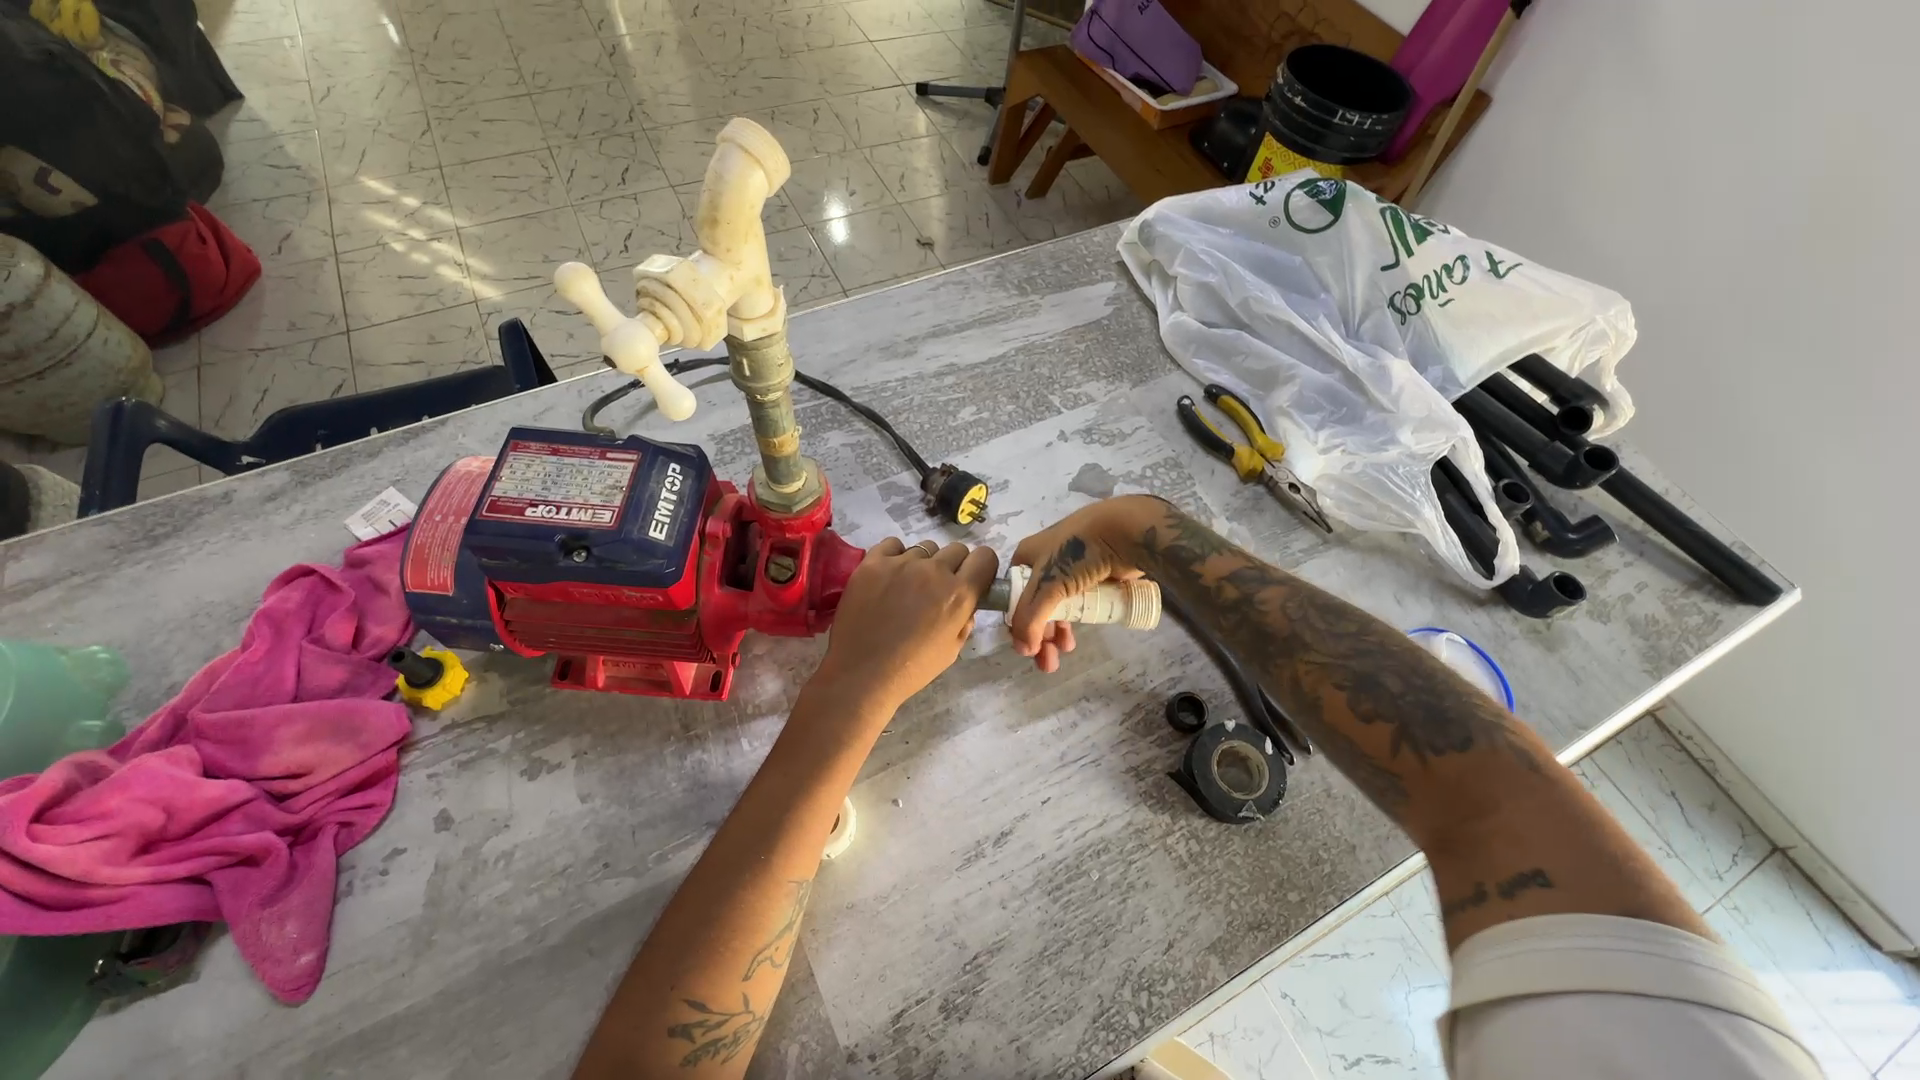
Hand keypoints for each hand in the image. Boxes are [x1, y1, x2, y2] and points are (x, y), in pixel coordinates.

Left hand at [816, 538, 998, 710]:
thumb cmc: (912, 669)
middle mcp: (934, 571)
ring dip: (923, 563)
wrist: (861, 673)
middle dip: (953, 566)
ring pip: (924, 548)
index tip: (973, 578)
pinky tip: (889, 576)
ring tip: (907, 586)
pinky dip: (895, 556)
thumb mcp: (953, 650)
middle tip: (938, 588)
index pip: (985, 557)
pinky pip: (893, 544)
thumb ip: (965, 619)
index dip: (982, 567)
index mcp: (959, 594)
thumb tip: (966, 603)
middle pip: (956, 549)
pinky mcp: (872, 563)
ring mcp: (901, 563)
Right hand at [1009, 496, 1166, 673]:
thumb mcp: (1046, 585)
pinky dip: (1078, 620)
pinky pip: (1081, 603)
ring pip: (1059, 606)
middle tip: (1048, 661)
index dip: (1018, 623)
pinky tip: (1079, 635)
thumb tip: (1024, 650)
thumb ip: (1030, 619)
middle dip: (1040, 634)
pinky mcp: (1095, 574)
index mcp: (1027, 556)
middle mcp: (1045, 561)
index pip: (1013, 596)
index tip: (1028, 647)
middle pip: (1036, 605)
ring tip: (1064, 652)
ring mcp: (1072, 568)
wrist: (1127, 531)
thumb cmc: (1078, 553)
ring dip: (1057, 632)